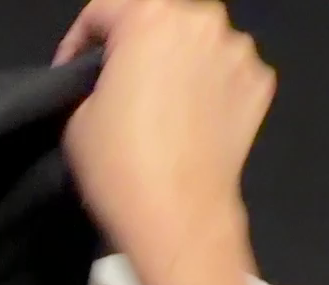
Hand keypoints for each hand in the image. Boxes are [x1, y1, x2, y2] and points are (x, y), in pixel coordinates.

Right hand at [57, 0, 273, 284]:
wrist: (177, 220)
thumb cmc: (118, 168)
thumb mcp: (76, 121)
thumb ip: (93, 83)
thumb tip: (107, 81)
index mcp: (151, 18)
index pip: (103, 8)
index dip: (77, 41)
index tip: (70, 75)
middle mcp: (203, 20)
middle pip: (157, 19)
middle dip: (133, 49)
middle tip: (114, 92)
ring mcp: (238, 51)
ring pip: (194, 46)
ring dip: (172, 67)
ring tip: (154, 113)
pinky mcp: (258, 84)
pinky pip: (222, 75)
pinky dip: (203, 91)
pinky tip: (184, 127)